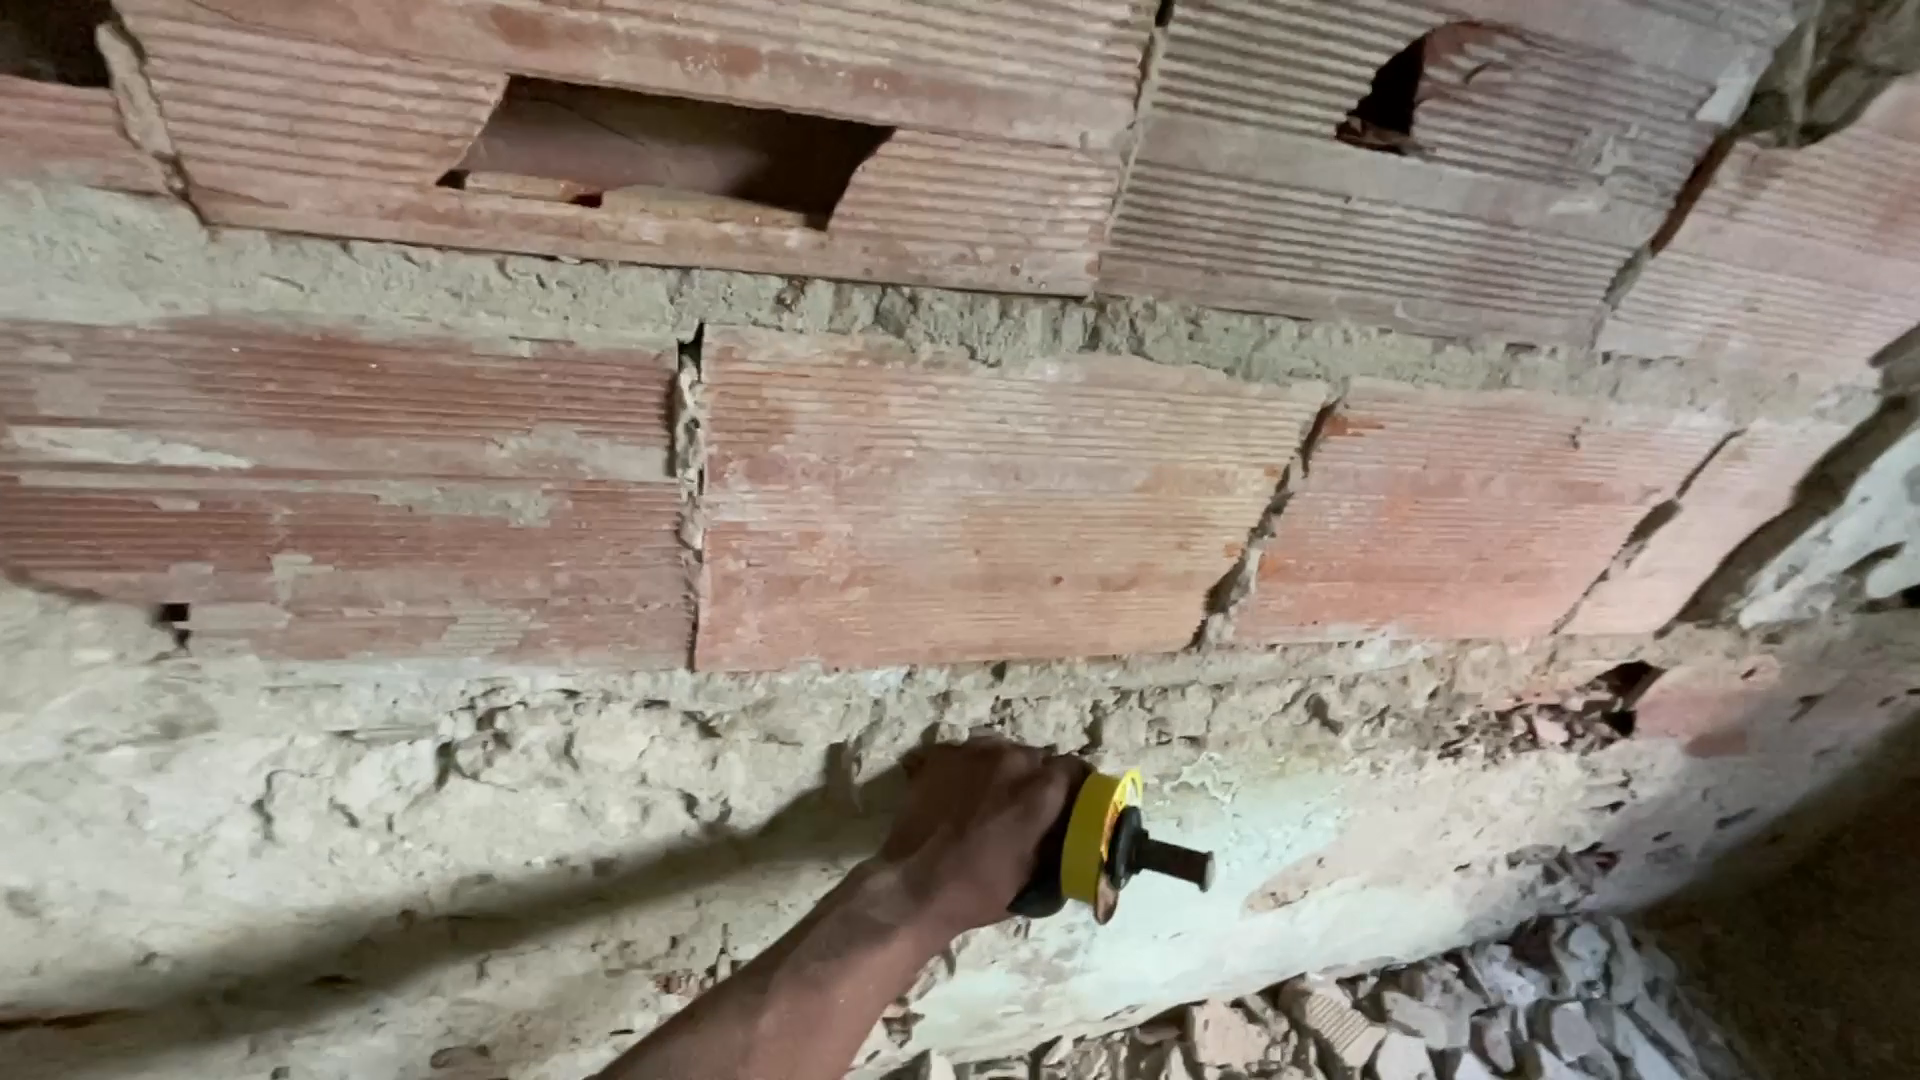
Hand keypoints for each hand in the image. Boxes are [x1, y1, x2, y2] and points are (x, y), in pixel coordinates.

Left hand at [873, 737, 1082, 940]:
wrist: (914, 884)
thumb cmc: (980, 889)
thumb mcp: (1035, 875)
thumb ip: (1059, 842)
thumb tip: (1071, 828)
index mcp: (1042, 789)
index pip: (1074, 768)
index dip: (1074, 785)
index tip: (1068, 802)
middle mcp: (1013, 759)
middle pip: (1037, 758)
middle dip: (1036, 779)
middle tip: (1026, 806)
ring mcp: (974, 752)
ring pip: (1003, 750)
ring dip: (1005, 769)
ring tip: (992, 797)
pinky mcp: (943, 754)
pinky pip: (969, 753)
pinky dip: (973, 768)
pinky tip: (963, 791)